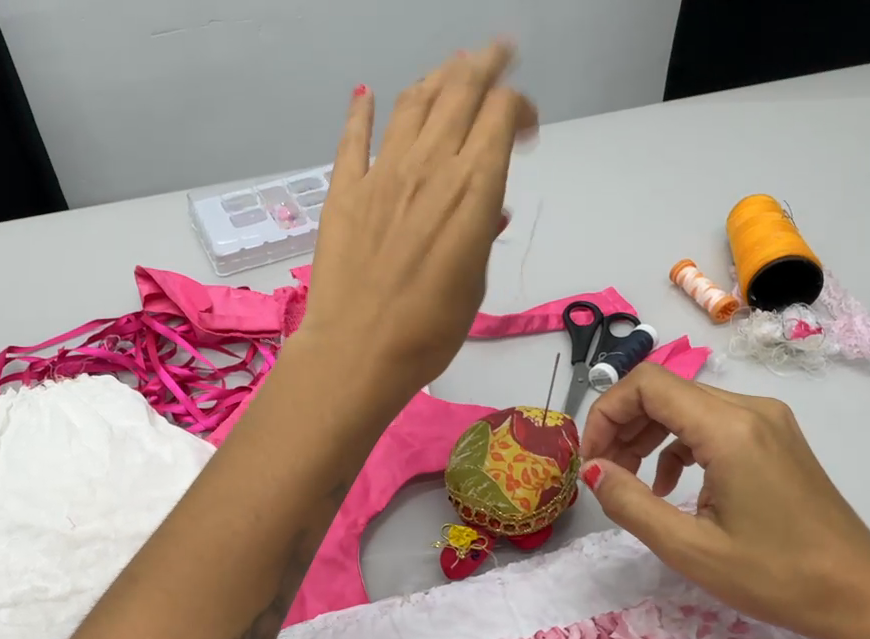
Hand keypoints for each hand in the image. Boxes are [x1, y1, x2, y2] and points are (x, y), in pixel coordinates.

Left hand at [290, 43, 538, 405]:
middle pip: (461, 89)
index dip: (519, 107)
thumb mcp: (474, 284)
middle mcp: (429, 166)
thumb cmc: (428, 332)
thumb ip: (478, 234)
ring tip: (450, 70)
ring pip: (412, 102)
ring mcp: (381, 174)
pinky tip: (366, 96)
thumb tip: (481, 211)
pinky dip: (361, 113)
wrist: (357, 352)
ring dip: (437, 78)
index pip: (501, 111)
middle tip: (498, 54)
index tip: (525, 130)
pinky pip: (354, 139)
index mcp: (472, 188)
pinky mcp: (344, 191)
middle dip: (486, 64)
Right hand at [579, 364, 869, 638]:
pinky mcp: (775, 440)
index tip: (590, 461)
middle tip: (602, 476)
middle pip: (666, 391)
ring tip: (627, 483)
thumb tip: (592, 470)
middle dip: (622, 427)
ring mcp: (768, 422)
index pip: (647, 385)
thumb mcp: (688, 548)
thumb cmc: (774, 576)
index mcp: (729, 429)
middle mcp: (751, 410)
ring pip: (687, 407)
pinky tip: (668, 488)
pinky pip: (711, 425)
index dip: (606, 414)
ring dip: (646, 437)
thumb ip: (630, 503)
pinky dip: (677, 447)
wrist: (857, 593)